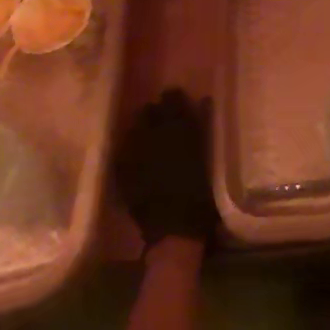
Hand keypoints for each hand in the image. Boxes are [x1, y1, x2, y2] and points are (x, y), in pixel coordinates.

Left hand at [114, 90, 216, 245]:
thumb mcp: (206, 160)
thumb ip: (201, 129)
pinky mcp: (122, 169)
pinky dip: (130, 146)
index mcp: (179, 132)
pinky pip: (123, 148)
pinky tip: (134, 151)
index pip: (173, 102)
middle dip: (156, 112)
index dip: (174, 98)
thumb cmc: (199, 198)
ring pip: (134, 127)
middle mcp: (154, 137)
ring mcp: (135, 152)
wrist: (173, 231)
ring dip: (141, 127)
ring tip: (147, 133)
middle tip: (161, 116)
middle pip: (150, 112)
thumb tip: (203, 100)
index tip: (176, 98)